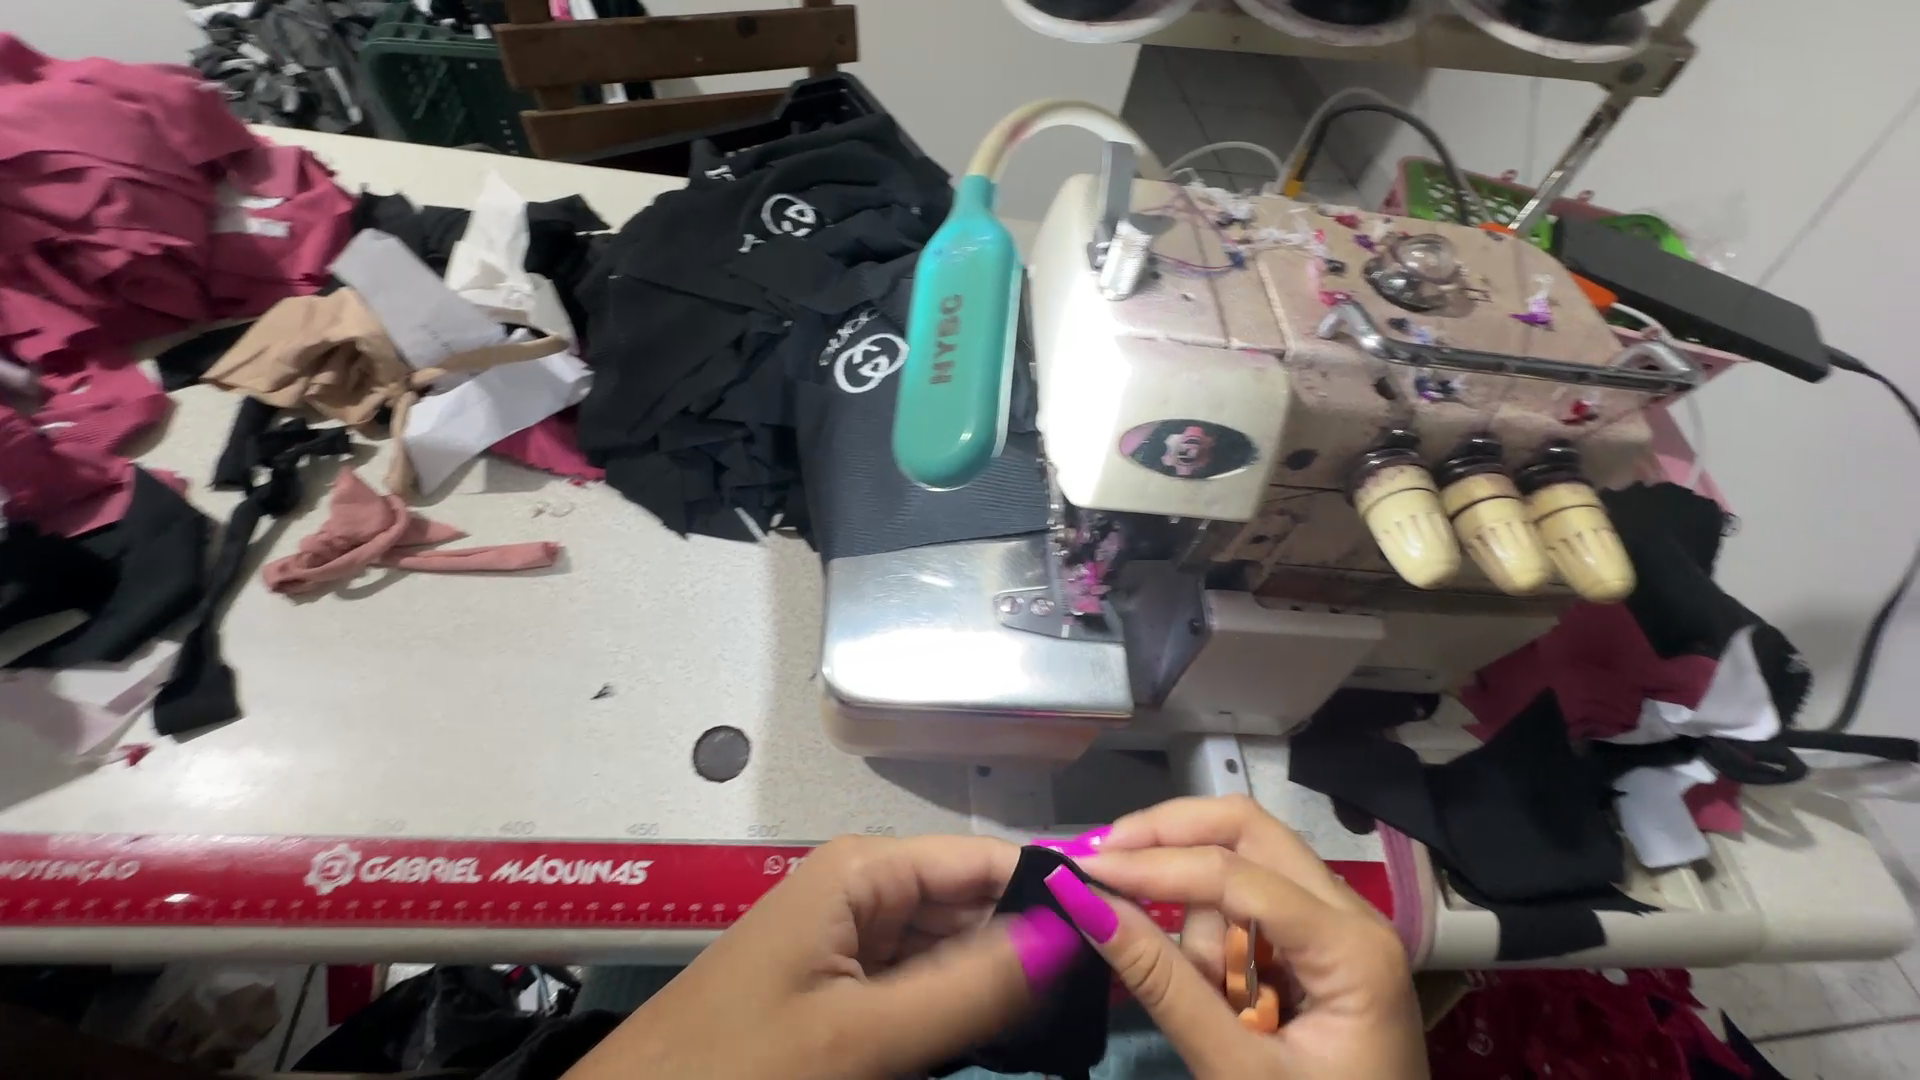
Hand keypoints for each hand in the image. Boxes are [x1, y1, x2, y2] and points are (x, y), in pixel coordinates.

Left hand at [561, 834, 1082, 1079]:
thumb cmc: (740, 1067)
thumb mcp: (863, 1035)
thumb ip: (970, 986)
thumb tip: (1066, 933)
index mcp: (867, 868)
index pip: (984, 859)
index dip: (1051, 888)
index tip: (1121, 921)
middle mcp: (865, 886)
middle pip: (972, 901)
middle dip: (1035, 938)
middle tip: (1112, 982)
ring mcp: (854, 937)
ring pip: (952, 946)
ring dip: (1006, 975)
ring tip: (1079, 1007)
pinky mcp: (845, 984)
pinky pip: (923, 982)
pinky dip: (965, 1004)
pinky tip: (1012, 1029)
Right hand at [1053, 796, 1428, 1079]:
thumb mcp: (1235, 1073)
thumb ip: (1161, 983)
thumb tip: (1085, 902)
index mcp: (1350, 948)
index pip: (1232, 873)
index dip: (1149, 864)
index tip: (1081, 868)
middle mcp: (1351, 912)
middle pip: (1245, 828)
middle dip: (1168, 837)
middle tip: (1105, 860)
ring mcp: (1338, 920)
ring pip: (1243, 857)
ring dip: (1196, 903)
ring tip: (1203, 994)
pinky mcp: (1317, 938)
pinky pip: (1250, 895)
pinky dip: (1211, 918)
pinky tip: (1211, 979)